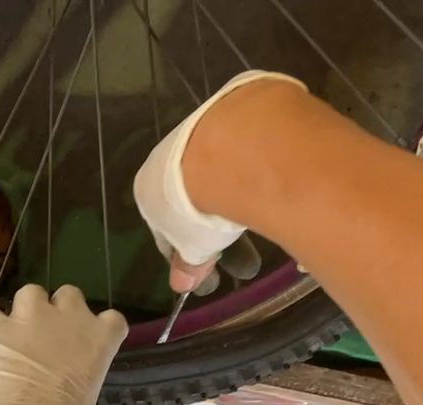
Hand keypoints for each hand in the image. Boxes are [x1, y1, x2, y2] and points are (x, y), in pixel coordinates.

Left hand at [0, 284, 127, 404]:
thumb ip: (80, 378)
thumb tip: (65, 376)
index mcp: (99, 345)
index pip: (112, 320)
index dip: (97, 330)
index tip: (84, 346)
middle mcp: (68, 320)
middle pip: (69, 296)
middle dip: (57, 314)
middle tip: (44, 343)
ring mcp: (28, 319)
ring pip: (29, 294)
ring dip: (23, 314)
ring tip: (13, 343)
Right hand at [133, 70, 304, 291]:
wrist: (235, 148)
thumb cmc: (199, 206)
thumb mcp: (195, 245)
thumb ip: (189, 264)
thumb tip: (181, 286)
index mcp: (149, 184)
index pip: (162, 217)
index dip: (183, 240)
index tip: (205, 252)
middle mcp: (170, 149)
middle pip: (190, 185)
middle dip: (212, 208)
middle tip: (236, 229)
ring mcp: (205, 120)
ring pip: (221, 158)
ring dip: (237, 180)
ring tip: (261, 202)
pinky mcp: (240, 100)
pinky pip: (249, 136)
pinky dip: (259, 153)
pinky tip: (273, 170)